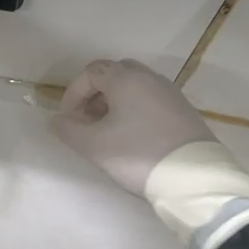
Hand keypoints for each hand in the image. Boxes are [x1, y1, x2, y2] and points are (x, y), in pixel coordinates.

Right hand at [49, 59, 214, 194]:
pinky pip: (152, 100)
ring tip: (109, 131)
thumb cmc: (137, 154)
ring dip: (116, 102)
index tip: (68, 119)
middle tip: (88, 120)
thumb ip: (68, 130)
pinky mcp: (184, 110)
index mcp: (126, 79)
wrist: (192, 177)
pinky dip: (136, 110)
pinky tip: (134, 136)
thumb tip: (55, 120)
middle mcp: (150, 78)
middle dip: (96, 94)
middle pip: (115, 74)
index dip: (73, 93)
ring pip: (135, 87)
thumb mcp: (93, 146)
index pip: (91, 72)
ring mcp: (170, 93)